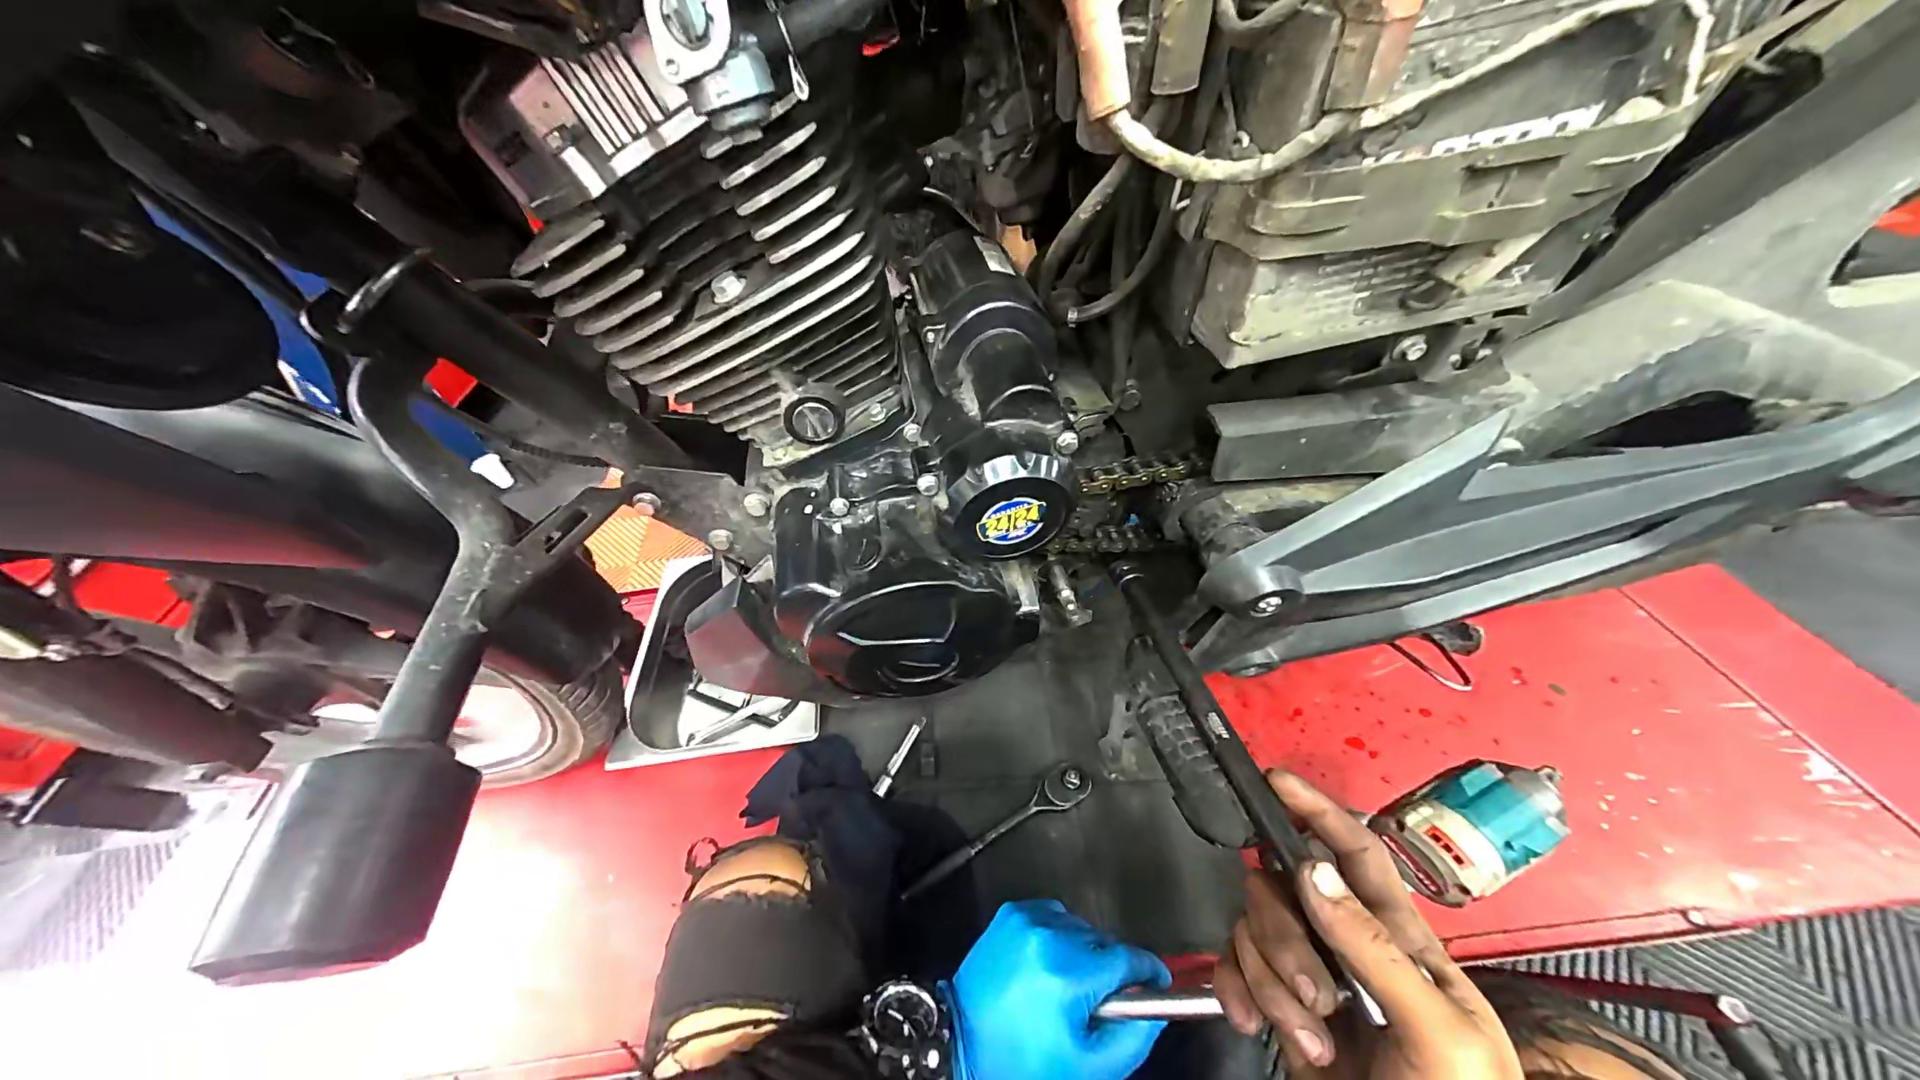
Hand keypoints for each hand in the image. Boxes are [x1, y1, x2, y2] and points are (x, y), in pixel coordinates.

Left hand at [949, 899, 1170, 1079]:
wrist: (962, 1038)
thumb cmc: (1023, 1060)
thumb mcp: (1087, 1067)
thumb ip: (1132, 1039)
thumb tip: (1157, 1009)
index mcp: (1069, 974)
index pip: (1127, 958)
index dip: (1149, 970)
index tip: (1158, 979)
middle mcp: (1050, 935)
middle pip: (1104, 941)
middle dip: (1110, 968)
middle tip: (1099, 998)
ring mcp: (1028, 919)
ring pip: (1079, 926)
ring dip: (1084, 948)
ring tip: (1069, 982)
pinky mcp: (1011, 912)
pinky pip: (1053, 914)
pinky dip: (1059, 933)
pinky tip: (1049, 961)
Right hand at [1213, 771, 1522, 1079]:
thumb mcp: (1438, 1032)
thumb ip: (1374, 949)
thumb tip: (1312, 870)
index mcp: (1398, 937)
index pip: (1356, 852)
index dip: (1318, 810)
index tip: (1276, 780)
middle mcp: (1345, 941)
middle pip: (1284, 888)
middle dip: (1286, 940)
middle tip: (1317, 998)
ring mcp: (1307, 972)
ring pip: (1254, 927)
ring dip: (1269, 983)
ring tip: (1309, 1039)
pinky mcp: (1275, 1004)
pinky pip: (1232, 966)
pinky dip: (1234, 990)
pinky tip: (1250, 1022)